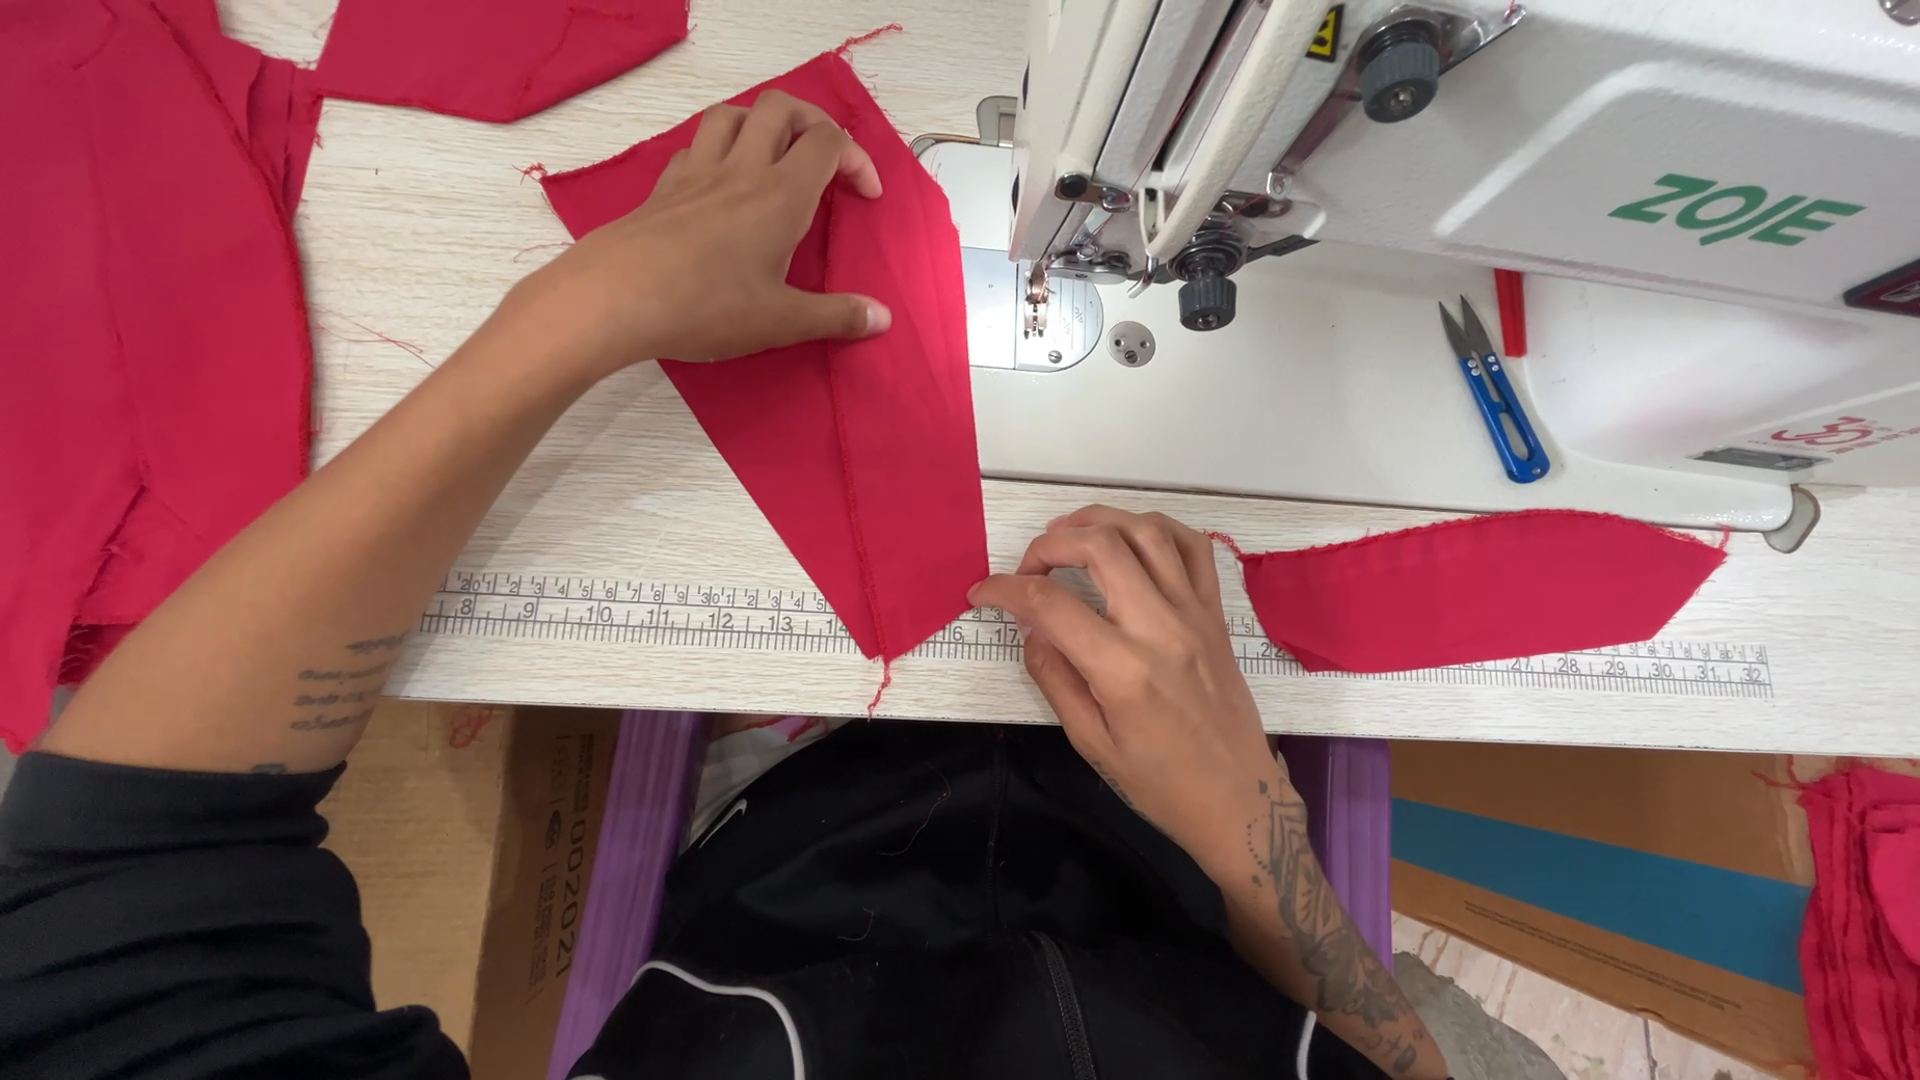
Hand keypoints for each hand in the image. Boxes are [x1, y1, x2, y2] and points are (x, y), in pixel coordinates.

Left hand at [505, 90, 891, 377]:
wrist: (617, 297)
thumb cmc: (708, 306)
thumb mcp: (783, 321)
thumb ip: (837, 316)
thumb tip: (882, 317)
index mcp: (781, 196)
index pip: (828, 143)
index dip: (856, 159)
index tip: (866, 195)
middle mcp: (742, 170)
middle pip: (782, 108)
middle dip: (813, 122)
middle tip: (825, 159)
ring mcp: (698, 172)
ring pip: (734, 114)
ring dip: (762, 123)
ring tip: (775, 157)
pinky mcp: (665, 186)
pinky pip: (698, 145)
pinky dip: (721, 148)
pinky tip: (723, 182)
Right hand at [968, 505, 1288, 865]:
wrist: (1238, 799)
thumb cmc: (1159, 782)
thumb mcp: (1089, 741)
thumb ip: (1054, 675)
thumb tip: (1032, 627)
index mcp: (1123, 669)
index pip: (1050, 604)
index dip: (1005, 589)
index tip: (982, 593)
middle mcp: (1162, 628)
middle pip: (1101, 547)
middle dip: (1050, 543)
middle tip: (1028, 565)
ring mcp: (1195, 614)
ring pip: (1147, 532)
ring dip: (1099, 520)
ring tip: (1067, 534)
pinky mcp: (1216, 613)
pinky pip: (1192, 547)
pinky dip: (1155, 527)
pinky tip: (1127, 537)